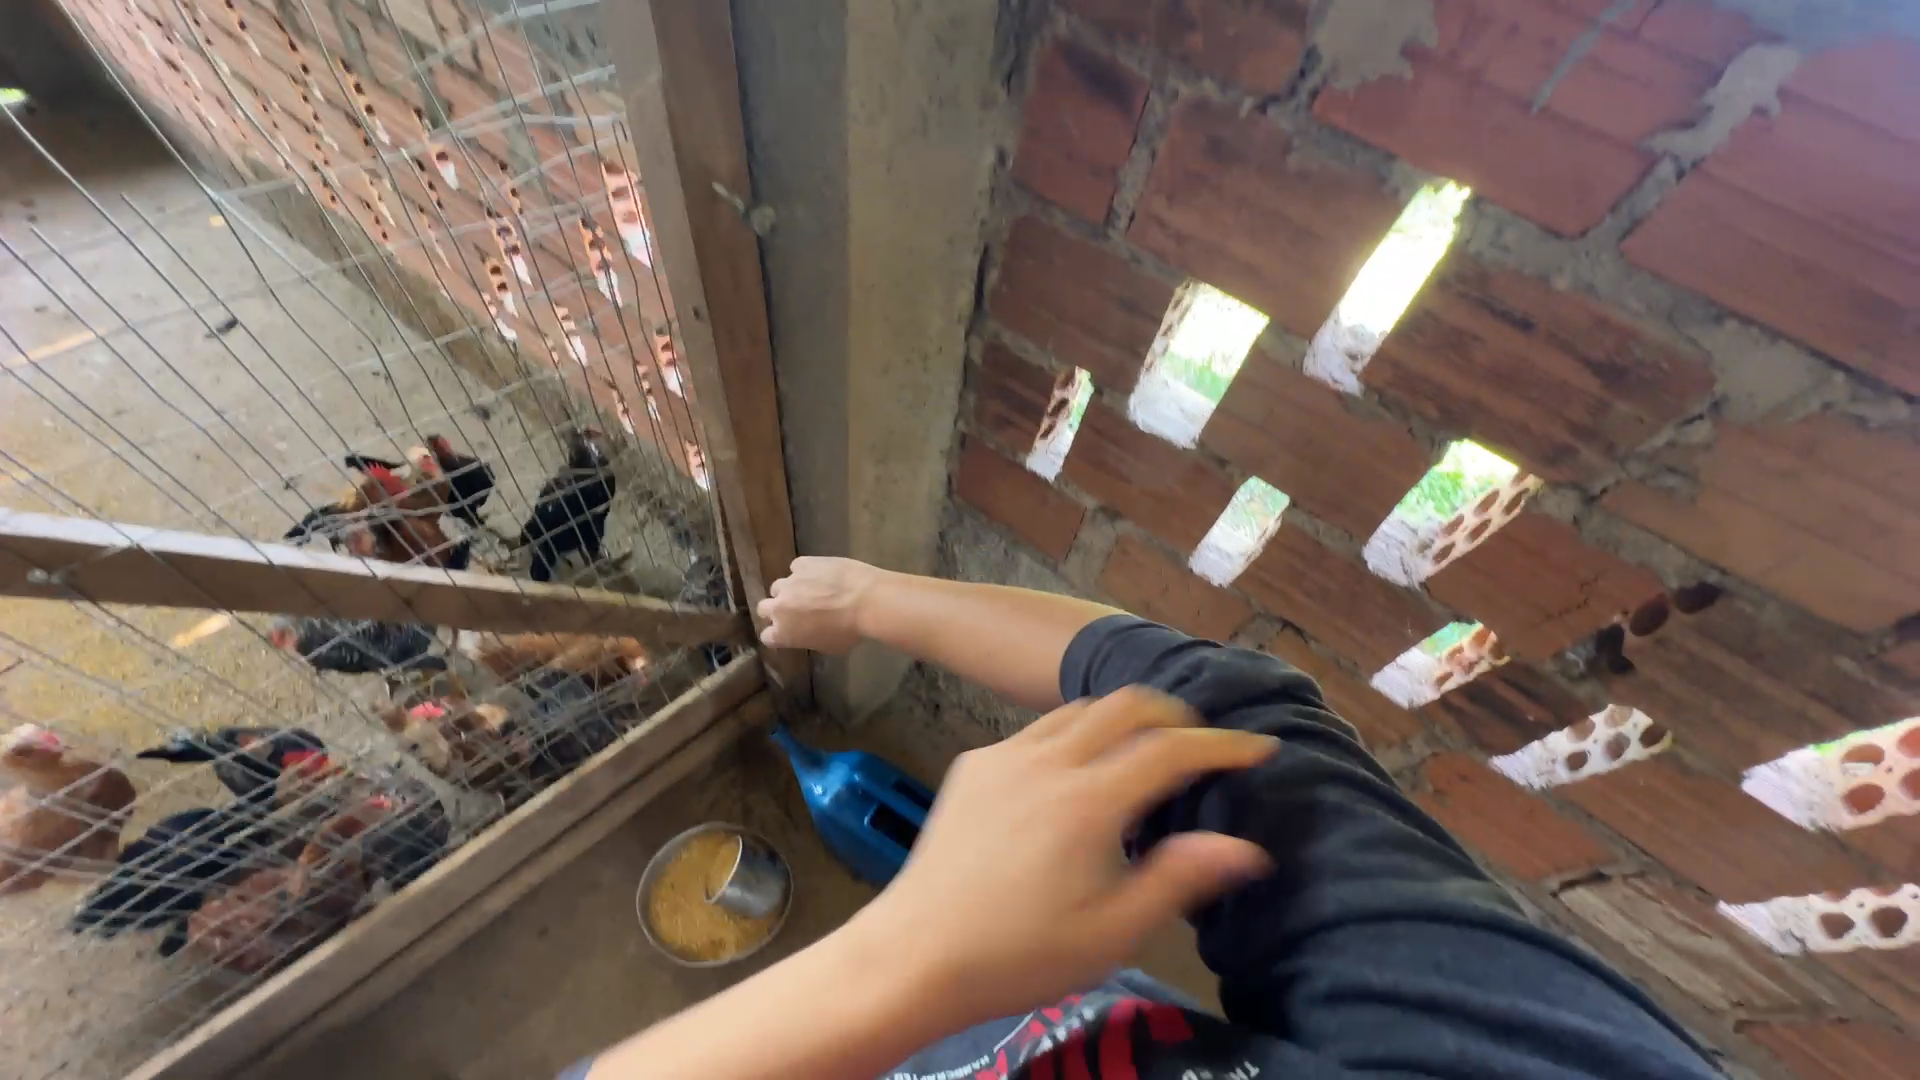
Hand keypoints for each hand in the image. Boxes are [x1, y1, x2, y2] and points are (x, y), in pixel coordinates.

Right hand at [755, 556, 884, 653]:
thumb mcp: (828, 646)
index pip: (767, 636)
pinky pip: (797, 568)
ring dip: (790, 590)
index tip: (789, 631)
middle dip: (776, 610)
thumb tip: (810, 632)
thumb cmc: (850, 631)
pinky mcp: (802, 564)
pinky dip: (805, 571)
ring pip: (778, 586)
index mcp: (783, 633)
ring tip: (809, 590)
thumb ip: (809, 638)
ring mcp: (789, 583)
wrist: (866, 600)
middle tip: (795, 610)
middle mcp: (779, 607)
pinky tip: (820, 574)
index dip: (778, 634)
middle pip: (763, 608)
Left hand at [839, 687, 1277, 1026]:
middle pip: (1123, 704)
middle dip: (1172, 713)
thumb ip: (1178, 878)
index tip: (1258, 748)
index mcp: (1087, 800)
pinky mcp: (975, 761)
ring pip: (1077, 709)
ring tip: (1141, 748)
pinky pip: (1038, 730)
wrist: (917, 951)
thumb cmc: (1021, 953)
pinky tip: (1074, 773)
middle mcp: (1047, 759)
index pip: (1169, 750)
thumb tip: (1247, 847)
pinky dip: (1074, 734)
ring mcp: (1005, 754)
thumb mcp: (1111, 932)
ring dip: (1120, 717)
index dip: (1221, 745)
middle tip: (1199, 743)